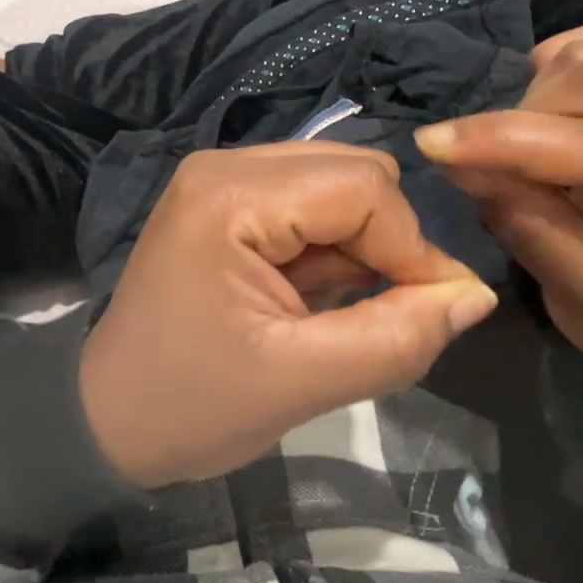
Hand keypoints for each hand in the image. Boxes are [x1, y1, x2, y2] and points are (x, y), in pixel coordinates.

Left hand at [79, 142, 497, 489]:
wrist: (107, 416)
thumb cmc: (189, 404)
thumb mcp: (300, 382)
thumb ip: (395, 337)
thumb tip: (475, 294)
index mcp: (230, 195)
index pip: (363, 188)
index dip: (412, 249)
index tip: (428, 316)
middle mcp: (224, 165)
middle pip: (352, 172)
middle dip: (385, 242)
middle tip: (379, 313)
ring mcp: (219, 179)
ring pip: (336, 184)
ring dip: (359, 246)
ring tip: (335, 310)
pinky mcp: (223, 203)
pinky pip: (307, 204)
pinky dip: (330, 248)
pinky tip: (312, 296)